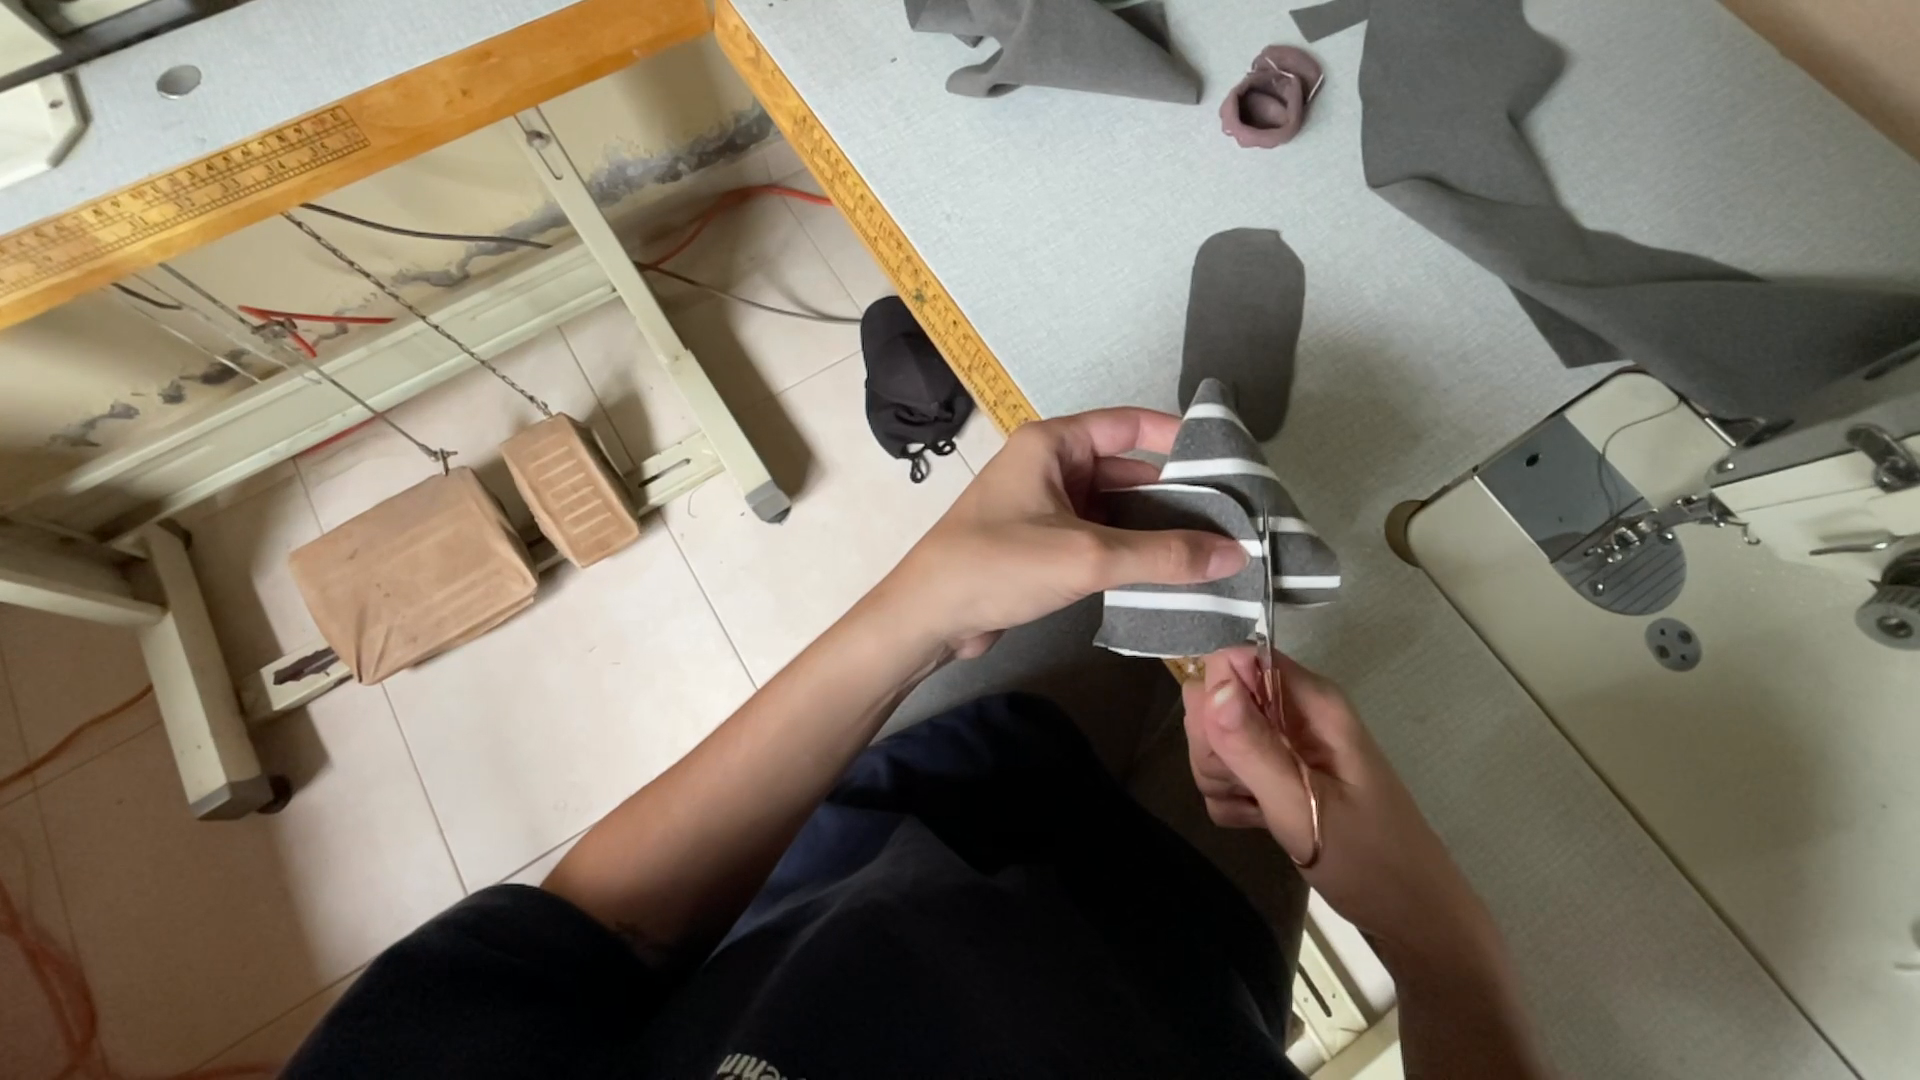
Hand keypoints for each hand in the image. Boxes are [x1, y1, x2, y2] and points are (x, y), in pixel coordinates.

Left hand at [881, 408, 1248, 658]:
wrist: (928, 617)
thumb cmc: (999, 565)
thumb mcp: (1086, 556)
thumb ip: (1162, 554)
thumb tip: (1235, 553)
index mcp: (1053, 445)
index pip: (1129, 425)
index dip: (1179, 438)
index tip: (1228, 463)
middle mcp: (1049, 467)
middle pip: (1126, 472)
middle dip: (1174, 497)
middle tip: (1232, 523)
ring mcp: (1044, 508)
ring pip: (1114, 511)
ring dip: (1154, 532)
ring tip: (1213, 554)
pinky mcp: (1041, 546)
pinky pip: (1097, 539)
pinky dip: (1129, 554)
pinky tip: (1167, 576)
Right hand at [1183, 647, 1502, 969]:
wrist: (1411, 917)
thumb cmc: (1370, 860)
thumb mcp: (1304, 806)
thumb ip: (1251, 746)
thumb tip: (1210, 686)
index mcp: (1311, 702)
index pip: (1233, 660)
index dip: (1216, 697)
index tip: (1227, 745)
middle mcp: (1293, 712)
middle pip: (1215, 700)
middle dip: (1214, 746)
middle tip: (1249, 787)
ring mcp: (1282, 744)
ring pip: (1213, 739)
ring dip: (1221, 778)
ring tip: (1262, 810)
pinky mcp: (1273, 774)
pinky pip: (1222, 772)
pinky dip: (1230, 800)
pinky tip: (1259, 821)